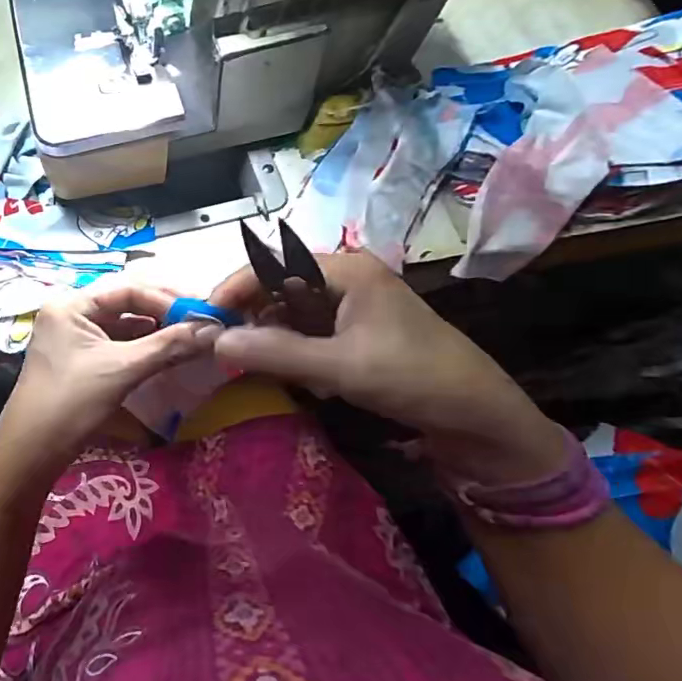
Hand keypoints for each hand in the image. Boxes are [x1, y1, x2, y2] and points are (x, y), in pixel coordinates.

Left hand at [0, 277, 217, 462]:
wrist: (32, 450)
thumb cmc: (72, 402)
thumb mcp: (122, 369)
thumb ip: (168, 345)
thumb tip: (214, 329)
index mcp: (71, 304)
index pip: (128, 289)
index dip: (167, 299)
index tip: (202, 313)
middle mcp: (70, 312)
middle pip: (125, 302)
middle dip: (165, 311)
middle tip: (202, 320)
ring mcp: (74, 336)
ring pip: (123, 323)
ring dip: (157, 329)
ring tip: (193, 335)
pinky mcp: (80, 358)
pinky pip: (117, 342)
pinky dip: (144, 345)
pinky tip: (170, 351)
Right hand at [209, 250, 568, 484]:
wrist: (478, 416)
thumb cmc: (415, 378)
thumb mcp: (342, 367)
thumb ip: (277, 352)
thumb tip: (215, 340)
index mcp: (345, 269)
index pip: (271, 265)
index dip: (232, 288)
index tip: (203, 320)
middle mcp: (343, 278)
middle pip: (276, 285)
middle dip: (247, 314)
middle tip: (221, 347)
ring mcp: (349, 304)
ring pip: (287, 311)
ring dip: (268, 335)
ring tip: (252, 362)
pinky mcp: (352, 330)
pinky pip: (305, 331)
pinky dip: (289, 349)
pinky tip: (290, 373)